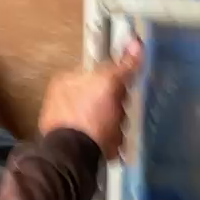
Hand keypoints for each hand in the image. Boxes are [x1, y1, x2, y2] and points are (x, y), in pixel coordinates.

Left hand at [38, 41, 143, 156]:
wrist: (74, 157)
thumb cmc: (90, 117)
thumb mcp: (109, 85)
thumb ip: (122, 66)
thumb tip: (136, 42)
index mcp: (66, 80)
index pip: (100, 73)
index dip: (116, 82)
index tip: (123, 93)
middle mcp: (63, 100)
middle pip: (103, 97)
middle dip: (116, 108)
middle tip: (119, 117)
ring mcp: (66, 124)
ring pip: (103, 119)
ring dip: (114, 126)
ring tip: (115, 135)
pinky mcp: (73, 146)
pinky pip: (99, 138)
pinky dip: (108, 142)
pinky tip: (111, 146)